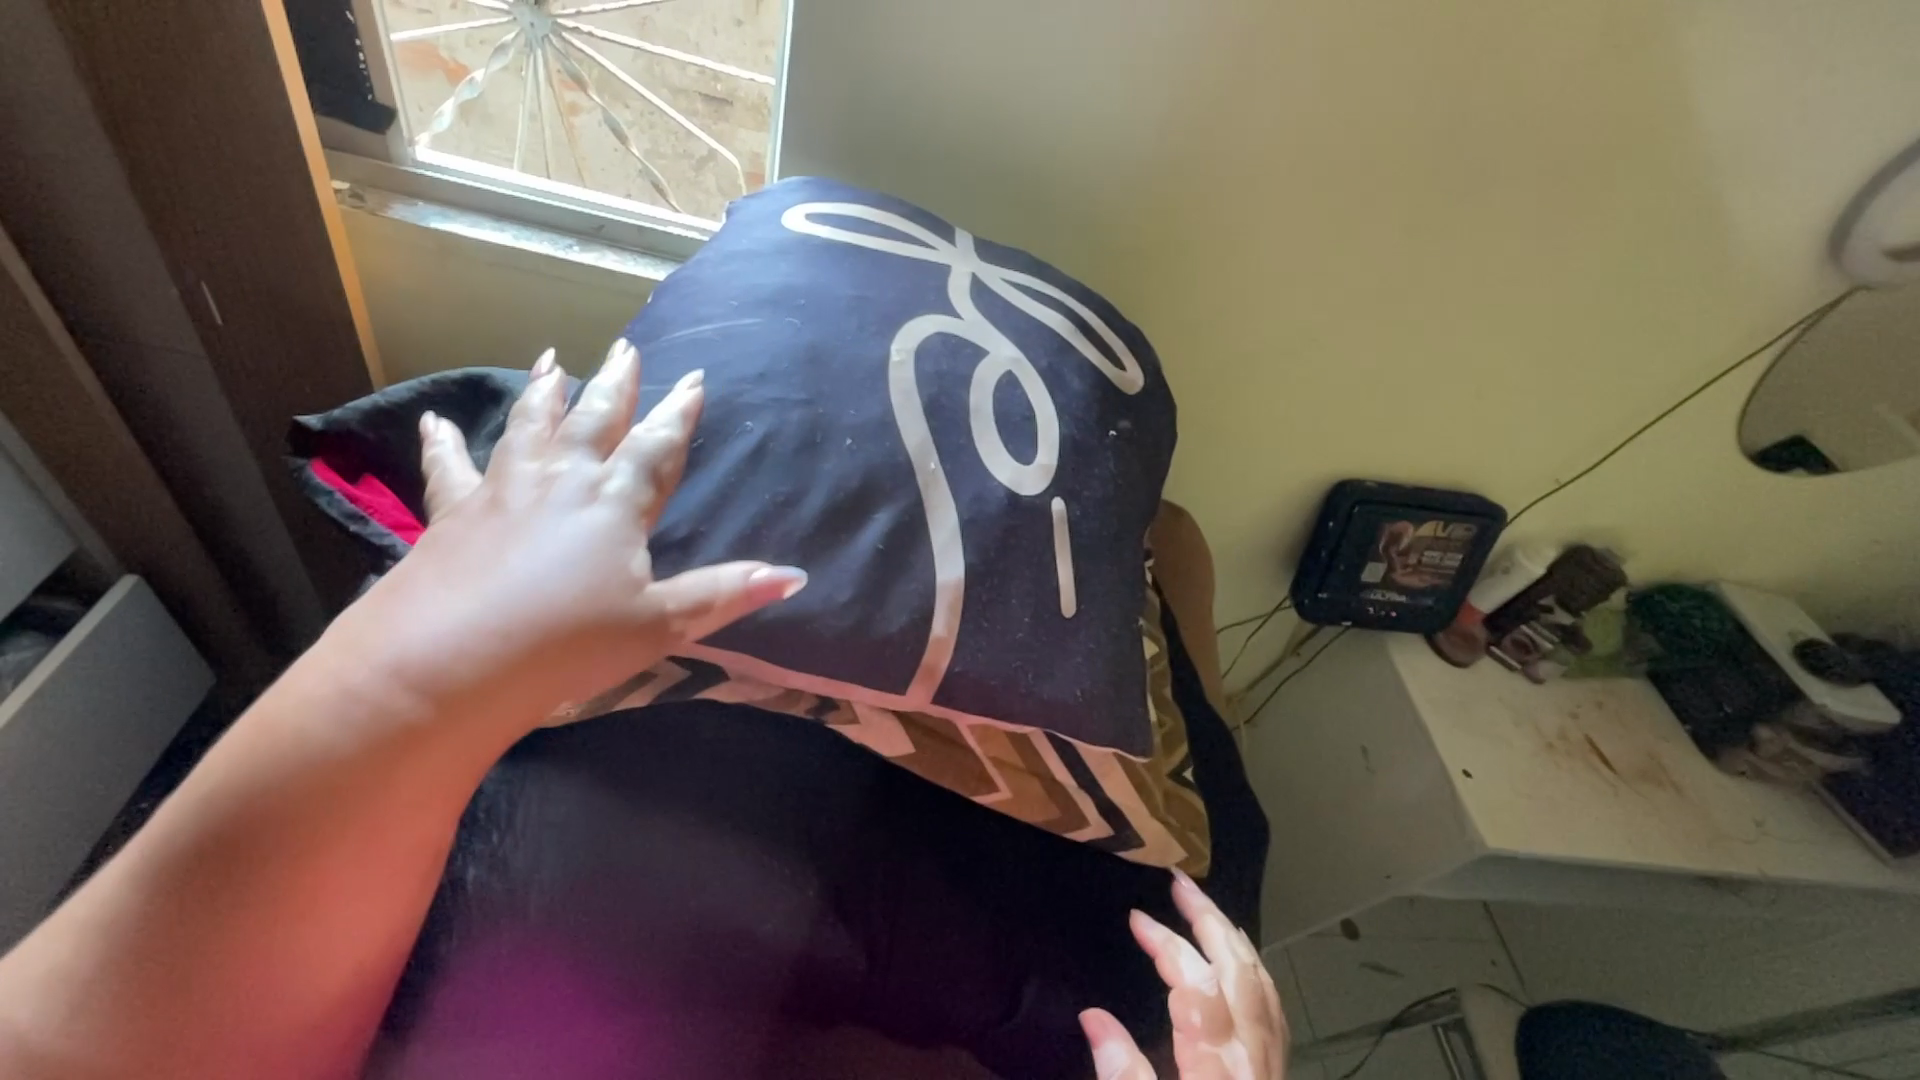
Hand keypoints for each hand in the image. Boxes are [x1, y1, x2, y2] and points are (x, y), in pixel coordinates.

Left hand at [331, 340, 806, 733]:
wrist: (446, 666)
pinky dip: (443, 442)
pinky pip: (450, 467)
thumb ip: (725, 593)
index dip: (678, 414)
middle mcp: (562, 481)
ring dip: (543, 393)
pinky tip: (434, 421)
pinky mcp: (453, 515)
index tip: (692, 379)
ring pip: (529, 428)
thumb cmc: (567, 645)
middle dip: (616, 385)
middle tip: (626, 349)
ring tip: (549, 359)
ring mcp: (503, 492)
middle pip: (595, 422)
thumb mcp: (661, 625)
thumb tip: (795, 576)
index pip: (657, 448)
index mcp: (616, 503)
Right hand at [1080, 873, 1287, 1079]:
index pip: (1199, 988)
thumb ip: (1122, 1075)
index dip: (1169, 945)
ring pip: (1262, 990)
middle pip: (1240, 976)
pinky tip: (1241, 962)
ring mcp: (1270, 1071)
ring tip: (1205, 907)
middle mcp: (1252, 1062)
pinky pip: (1272, 1012)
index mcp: (1218, 1071)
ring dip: (1232, 940)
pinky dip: (1255, 973)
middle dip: (1210, 921)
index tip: (1137, 919)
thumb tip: (1092, 1015)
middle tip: (1179, 882)